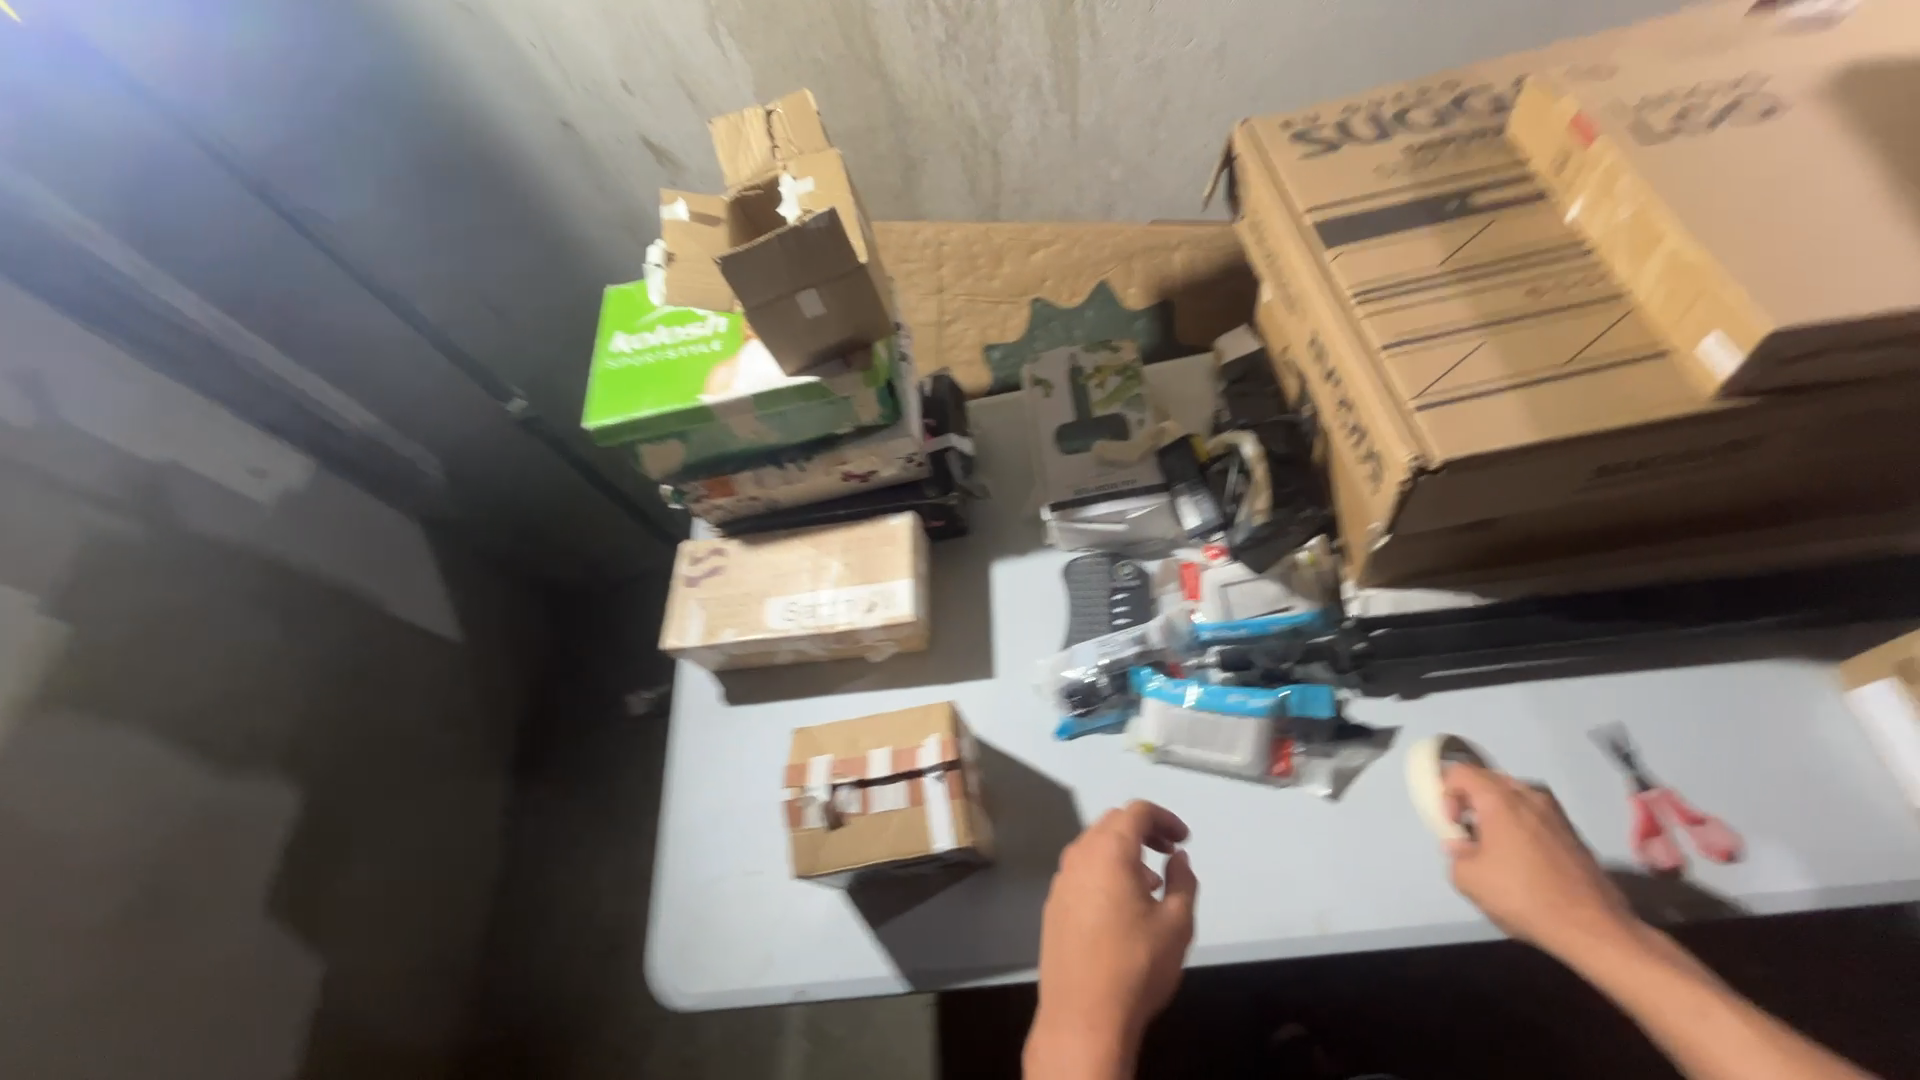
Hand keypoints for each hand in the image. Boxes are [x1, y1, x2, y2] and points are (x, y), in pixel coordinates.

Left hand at [1025, 800, 1197, 1078]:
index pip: (1136, 812)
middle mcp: (1079, 857)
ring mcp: (1061, 881)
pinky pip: (1081, 872)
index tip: (1184, 838)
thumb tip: (1178, 858)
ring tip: (1151, 883)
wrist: (1083, 1016)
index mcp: (1109, 852)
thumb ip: (1182, 881)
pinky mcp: (1053, 905)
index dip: (1164, 817)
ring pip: (1093, 847)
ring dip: (1123, 853)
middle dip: (1143, 830)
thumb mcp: (1177, 924)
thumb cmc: (1136, 965)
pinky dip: (1104, 872)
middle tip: (1169, 852)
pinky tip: (1122, 906)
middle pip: (1111, 823)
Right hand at [1442, 763, 1638, 959]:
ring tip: (1496, 847)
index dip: (1446, 793)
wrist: (1592, 928)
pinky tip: (1523, 861)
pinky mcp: (1574, 835)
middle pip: (1490, 780)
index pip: (1461, 772)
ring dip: (1498, 813)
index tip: (1453, 824)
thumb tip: (1463, 846)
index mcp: (1500, 800)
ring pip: (1516, 797)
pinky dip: (1522, 827)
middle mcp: (1530, 797)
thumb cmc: (1523, 896)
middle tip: (1469, 830)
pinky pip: (1536, 816)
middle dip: (1472, 800)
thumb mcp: (1467, 879)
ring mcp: (1557, 815)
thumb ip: (1455, 853)